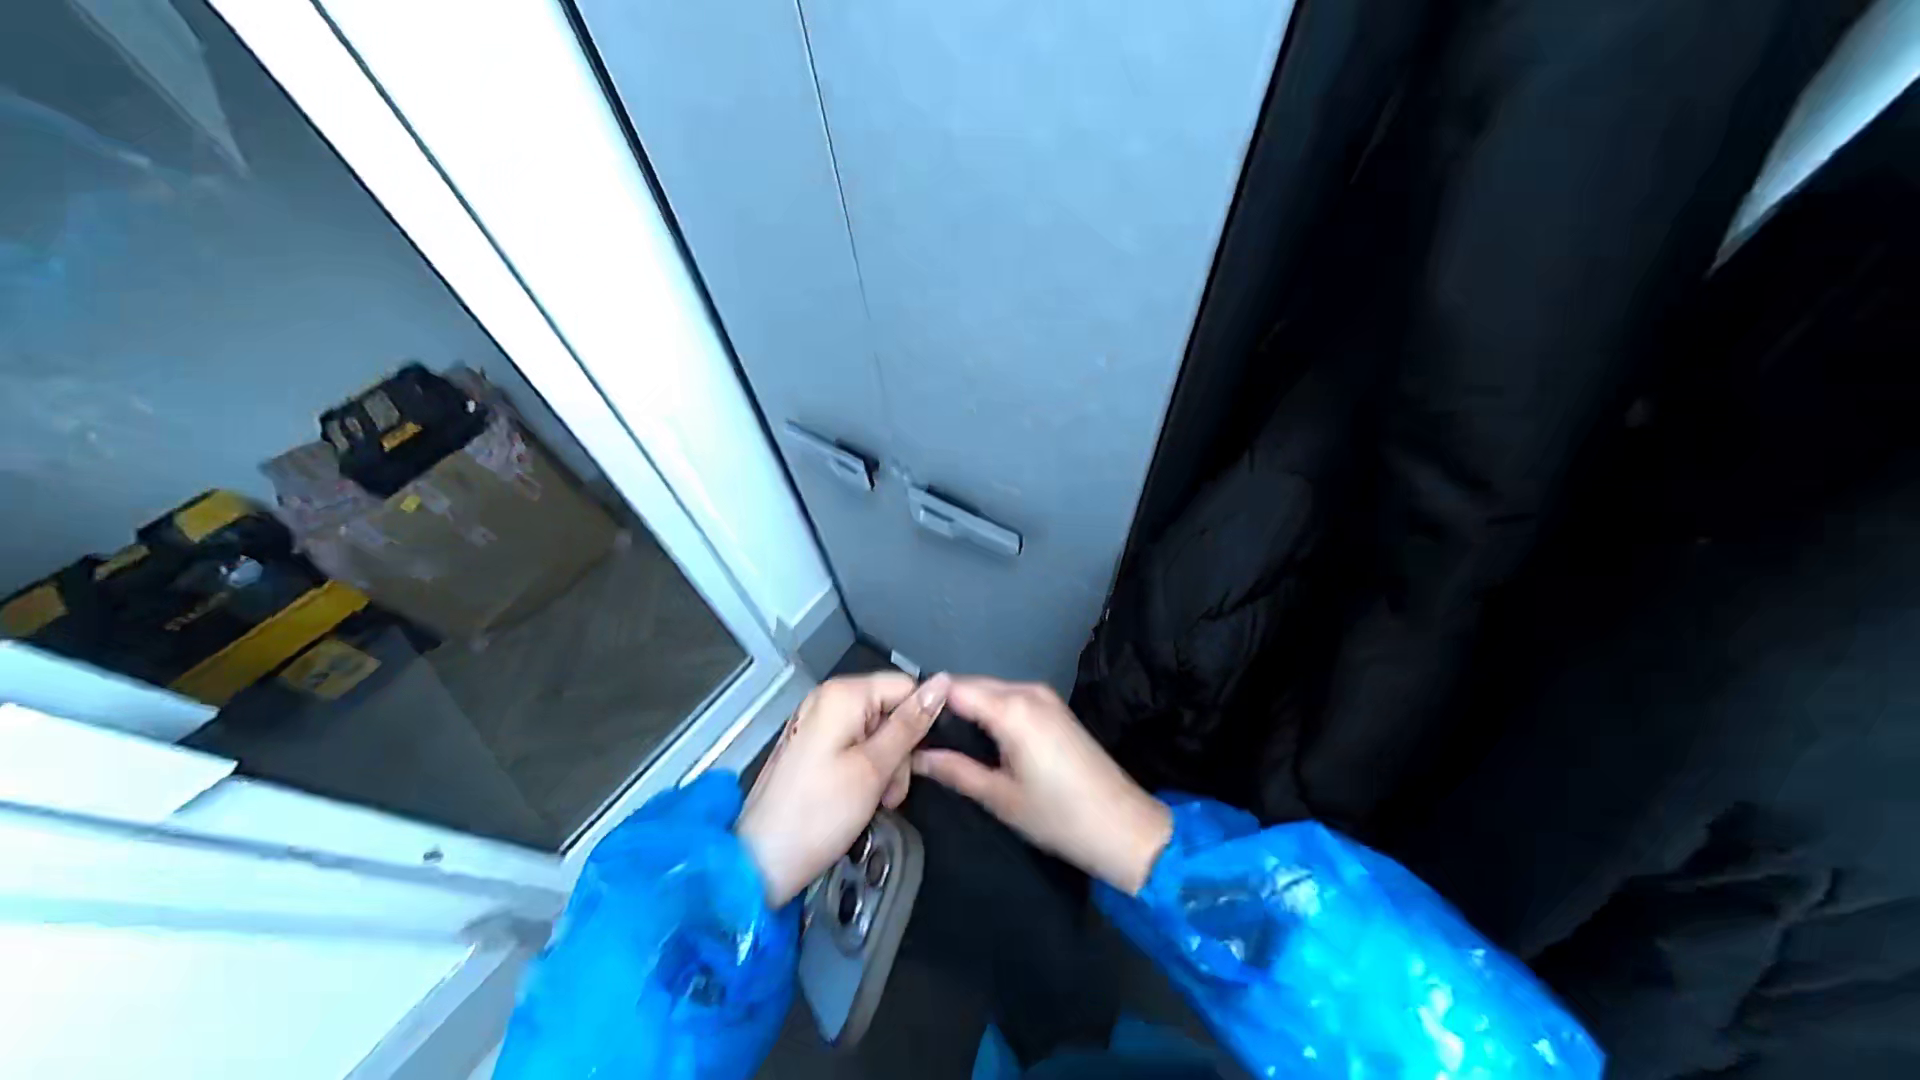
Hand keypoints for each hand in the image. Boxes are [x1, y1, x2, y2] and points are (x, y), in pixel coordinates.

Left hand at [736, 672, 950, 905]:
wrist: (761, 861)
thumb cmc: (817, 815)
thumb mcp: (874, 768)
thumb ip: (910, 724)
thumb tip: (942, 683)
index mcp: (842, 695)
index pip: (906, 686)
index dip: (919, 721)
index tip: (919, 758)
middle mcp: (827, 699)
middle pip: (890, 709)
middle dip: (900, 749)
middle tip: (890, 788)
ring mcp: (817, 723)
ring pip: (876, 731)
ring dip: (886, 765)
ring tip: (876, 799)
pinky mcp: (814, 746)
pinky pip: (855, 745)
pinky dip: (866, 769)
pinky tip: (861, 797)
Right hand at [911, 676, 1171, 894]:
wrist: (1124, 827)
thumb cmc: (1059, 816)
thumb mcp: (1000, 797)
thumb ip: (954, 770)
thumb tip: (915, 756)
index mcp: (1013, 708)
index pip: (953, 689)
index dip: (924, 702)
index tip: (900, 724)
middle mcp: (1028, 691)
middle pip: (971, 685)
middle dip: (943, 706)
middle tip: (915, 736)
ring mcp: (1045, 697)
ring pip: (990, 690)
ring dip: (965, 708)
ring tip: (939, 738)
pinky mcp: (1054, 708)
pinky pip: (1009, 699)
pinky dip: (988, 711)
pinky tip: (975, 737)